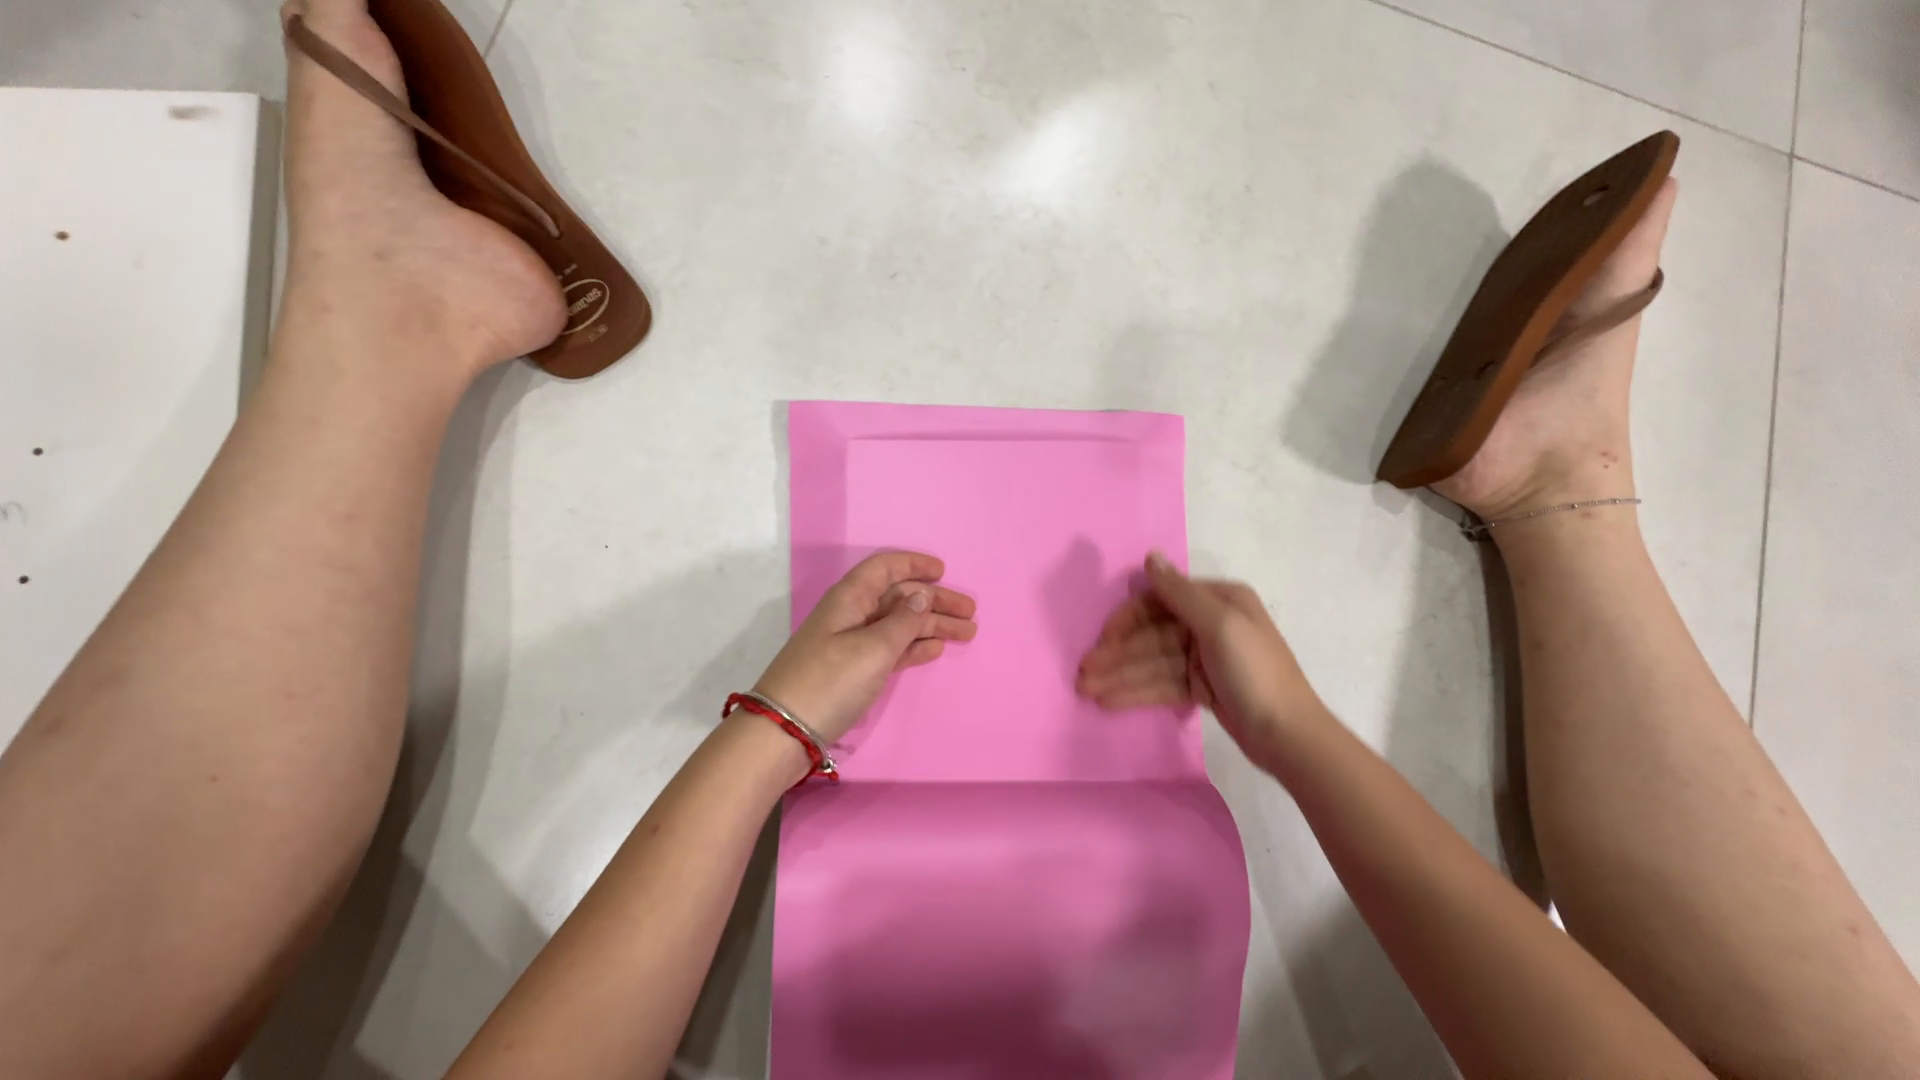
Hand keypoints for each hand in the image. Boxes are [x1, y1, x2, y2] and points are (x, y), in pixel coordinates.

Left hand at [753, 552, 977, 743]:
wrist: (784, 731)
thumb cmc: (830, 682)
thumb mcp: (872, 648)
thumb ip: (903, 620)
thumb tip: (922, 594)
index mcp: (850, 598)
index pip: (884, 568)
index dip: (914, 564)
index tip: (944, 570)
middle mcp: (852, 615)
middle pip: (898, 597)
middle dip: (935, 601)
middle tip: (971, 612)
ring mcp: (852, 644)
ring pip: (898, 624)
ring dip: (931, 626)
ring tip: (966, 634)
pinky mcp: (854, 671)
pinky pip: (891, 648)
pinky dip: (913, 646)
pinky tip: (935, 649)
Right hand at [1076, 553, 1327, 769]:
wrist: (1289, 735)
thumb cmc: (1256, 673)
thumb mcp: (1220, 626)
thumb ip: (1179, 593)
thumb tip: (1150, 557)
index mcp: (1220, 600)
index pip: (1161, 601)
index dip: (1127, 620)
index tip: (1102, 640)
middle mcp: (1211, 623)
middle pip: (1153, 635)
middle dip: (1117, 654)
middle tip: (1082, 673)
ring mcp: (1205, 657)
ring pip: (1153, 662)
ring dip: (1119, 675)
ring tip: (1085, 691)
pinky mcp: (1202, 687)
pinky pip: (1162, 683)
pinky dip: (1136, 691)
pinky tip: (1109, 701)